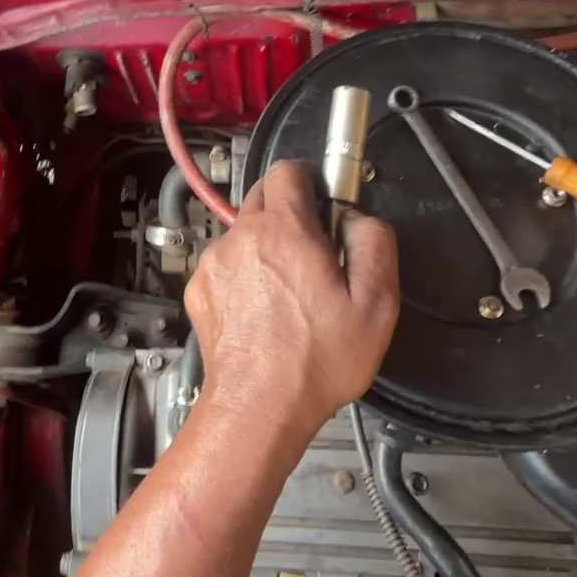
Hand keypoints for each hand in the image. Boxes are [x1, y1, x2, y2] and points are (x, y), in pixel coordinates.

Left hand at [184, 162, 399, 442]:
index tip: (324, 204)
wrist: (258, 408)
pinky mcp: (200, 288)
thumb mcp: (376, 305)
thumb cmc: (315, 362)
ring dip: (266, 248)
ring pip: (244, 233)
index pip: (289, 169)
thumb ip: (374, 244)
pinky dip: (243, 276)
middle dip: (290, 215)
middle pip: (264, 197)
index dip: (310, 180)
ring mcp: (215, 262)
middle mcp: (242, 237)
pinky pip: (226, 264)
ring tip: (289, 293)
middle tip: (314, 253)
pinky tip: (263, 311)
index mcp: (285, 231)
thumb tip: (360, 219)